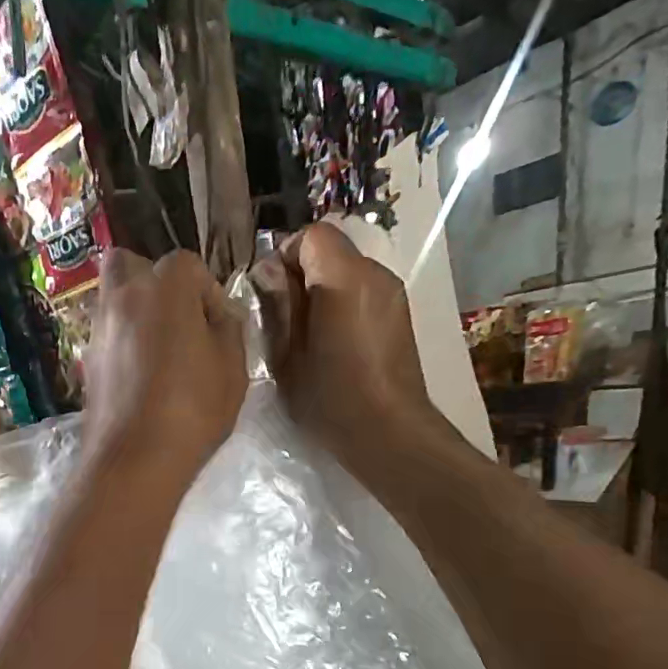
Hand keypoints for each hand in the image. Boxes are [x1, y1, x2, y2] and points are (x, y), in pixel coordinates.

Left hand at [81, 249, 246, 489]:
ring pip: (113, 298)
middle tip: (178, 319)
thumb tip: (218, 318)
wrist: (134, 459)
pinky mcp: (86, 361)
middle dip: (155, 282)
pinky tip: (142, 376)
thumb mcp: (232, 368)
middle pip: (132, 264)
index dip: (207, 294)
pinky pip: (107, 334)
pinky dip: (123, 342)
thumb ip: (228, 330)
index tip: (218, 327)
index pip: (188, 265)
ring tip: (161, 351)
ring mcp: (98, 329)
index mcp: (165, 287)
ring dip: (136, 311)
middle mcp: (123, 296)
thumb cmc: (193, 409)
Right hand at [253, 222, 436, 470]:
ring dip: (323, 291)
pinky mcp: (400, 315)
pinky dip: (343, 304)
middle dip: (303, 274)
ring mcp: (393, 294)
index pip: (312, 235)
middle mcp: (375, 275)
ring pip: (348, 272)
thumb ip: (277, 306)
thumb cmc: (330, 398)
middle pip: (332, 250)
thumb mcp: (288, 356)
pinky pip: (364, 292)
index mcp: (344, 279)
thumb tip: (267, 272)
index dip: (285, 256)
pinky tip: (333, 343)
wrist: (389, 433)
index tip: (270, 291)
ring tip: (307, 334)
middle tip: (283, 317)